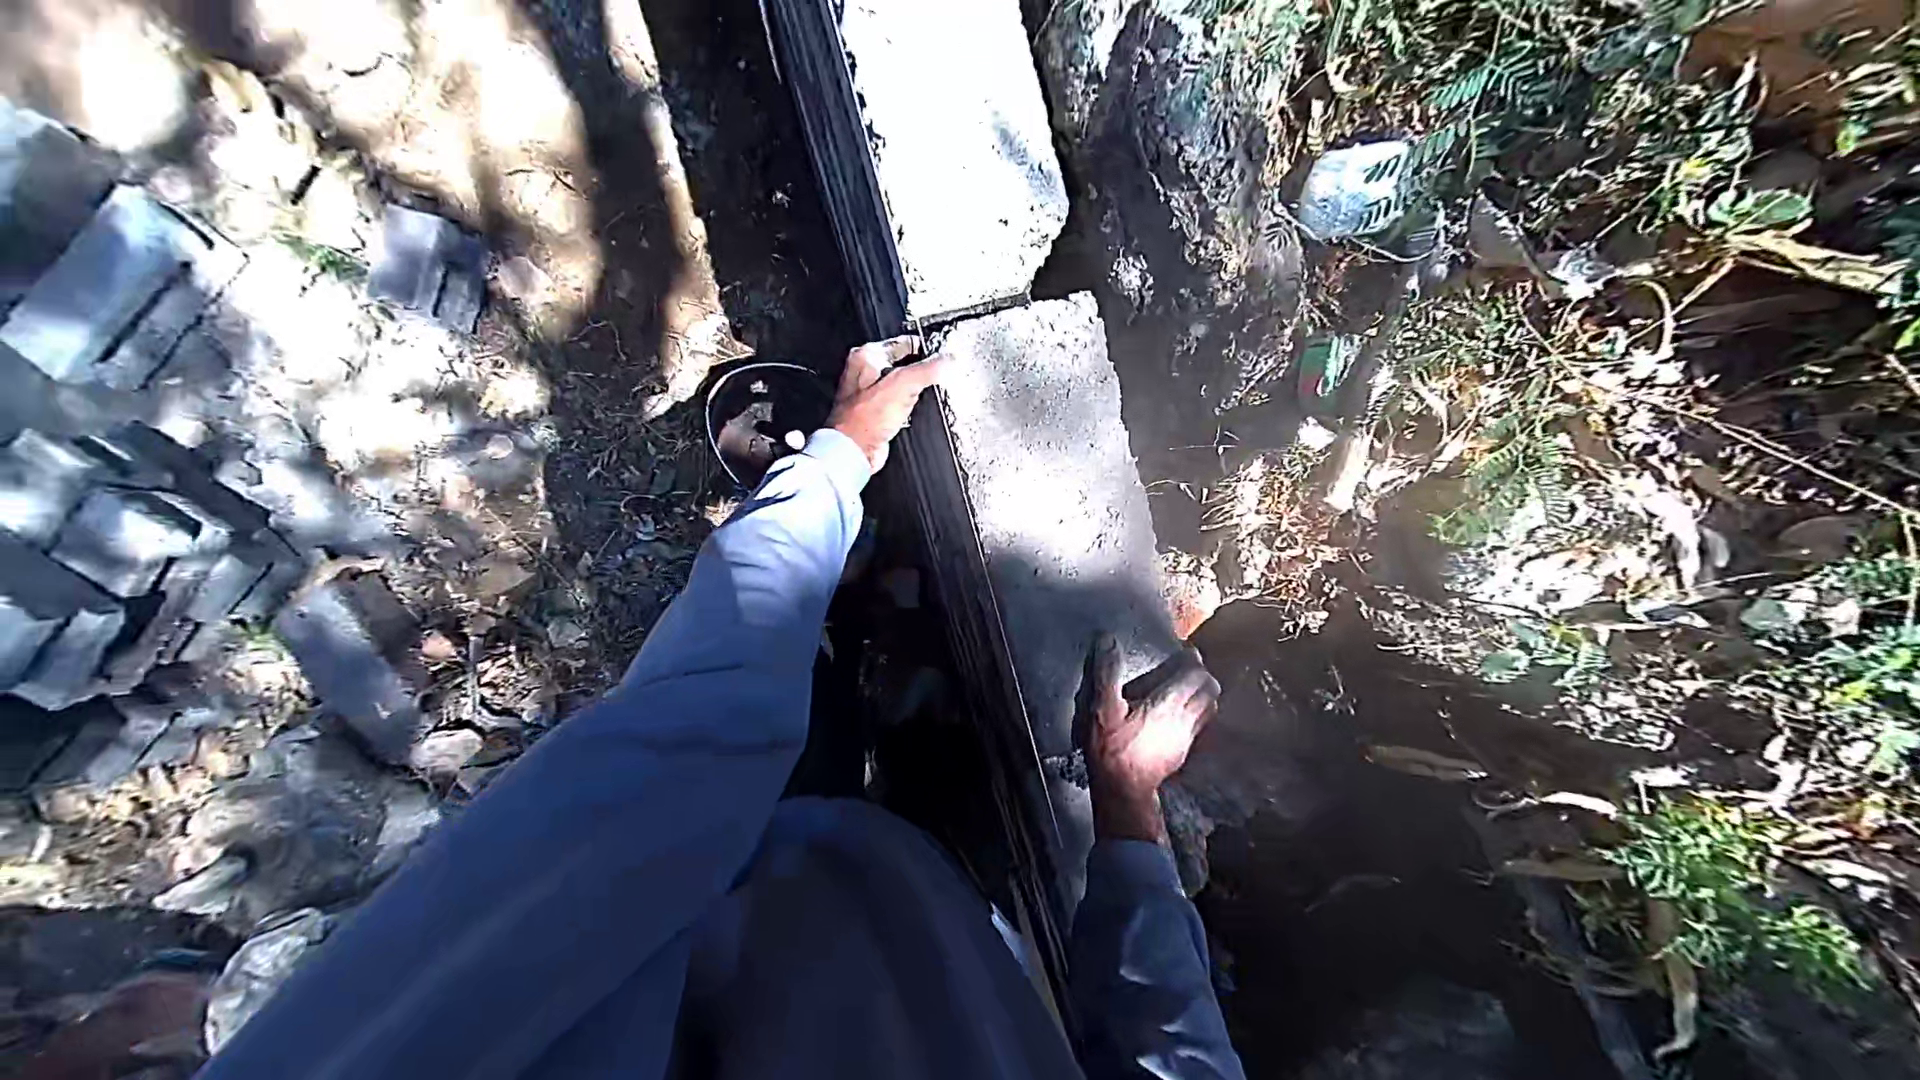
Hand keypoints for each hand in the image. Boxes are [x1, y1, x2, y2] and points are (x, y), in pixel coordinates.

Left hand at [826, 335, 949, 472]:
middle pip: (904, 365)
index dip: (925, 349)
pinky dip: (907, 409)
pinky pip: (898, 406)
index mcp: (867, 356)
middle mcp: (864, 373)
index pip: (904, 343)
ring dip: (913, 393)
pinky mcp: (874, 414)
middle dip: (920, 373)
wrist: (854, 451)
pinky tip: (910, 414)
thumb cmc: (866, 418)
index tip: (942, 357)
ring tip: (920, 398)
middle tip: (934, 379)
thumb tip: (949, 359)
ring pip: (901, 386)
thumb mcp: (904, 384)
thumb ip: (929, 369)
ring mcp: (869, 395)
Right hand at [1086, 634, 1219, 844]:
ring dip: (1203, 693)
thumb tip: (1108, 640)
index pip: (1196, 674)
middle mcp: (1184, 719)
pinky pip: (1200, 724)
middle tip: (1187, 667)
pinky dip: (1197, 712)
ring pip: (1209, 708)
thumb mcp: (1102, 708)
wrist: (1124, 790)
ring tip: (1186, 687)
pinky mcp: (1183, 751)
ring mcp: (1187, 737)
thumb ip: (1107, 672)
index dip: (1192, 659)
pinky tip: (1179, 714)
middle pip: (1209, 690)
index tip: (1183, 650)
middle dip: (1202, 675)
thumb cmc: (1111, 748)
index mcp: (1167, 704)